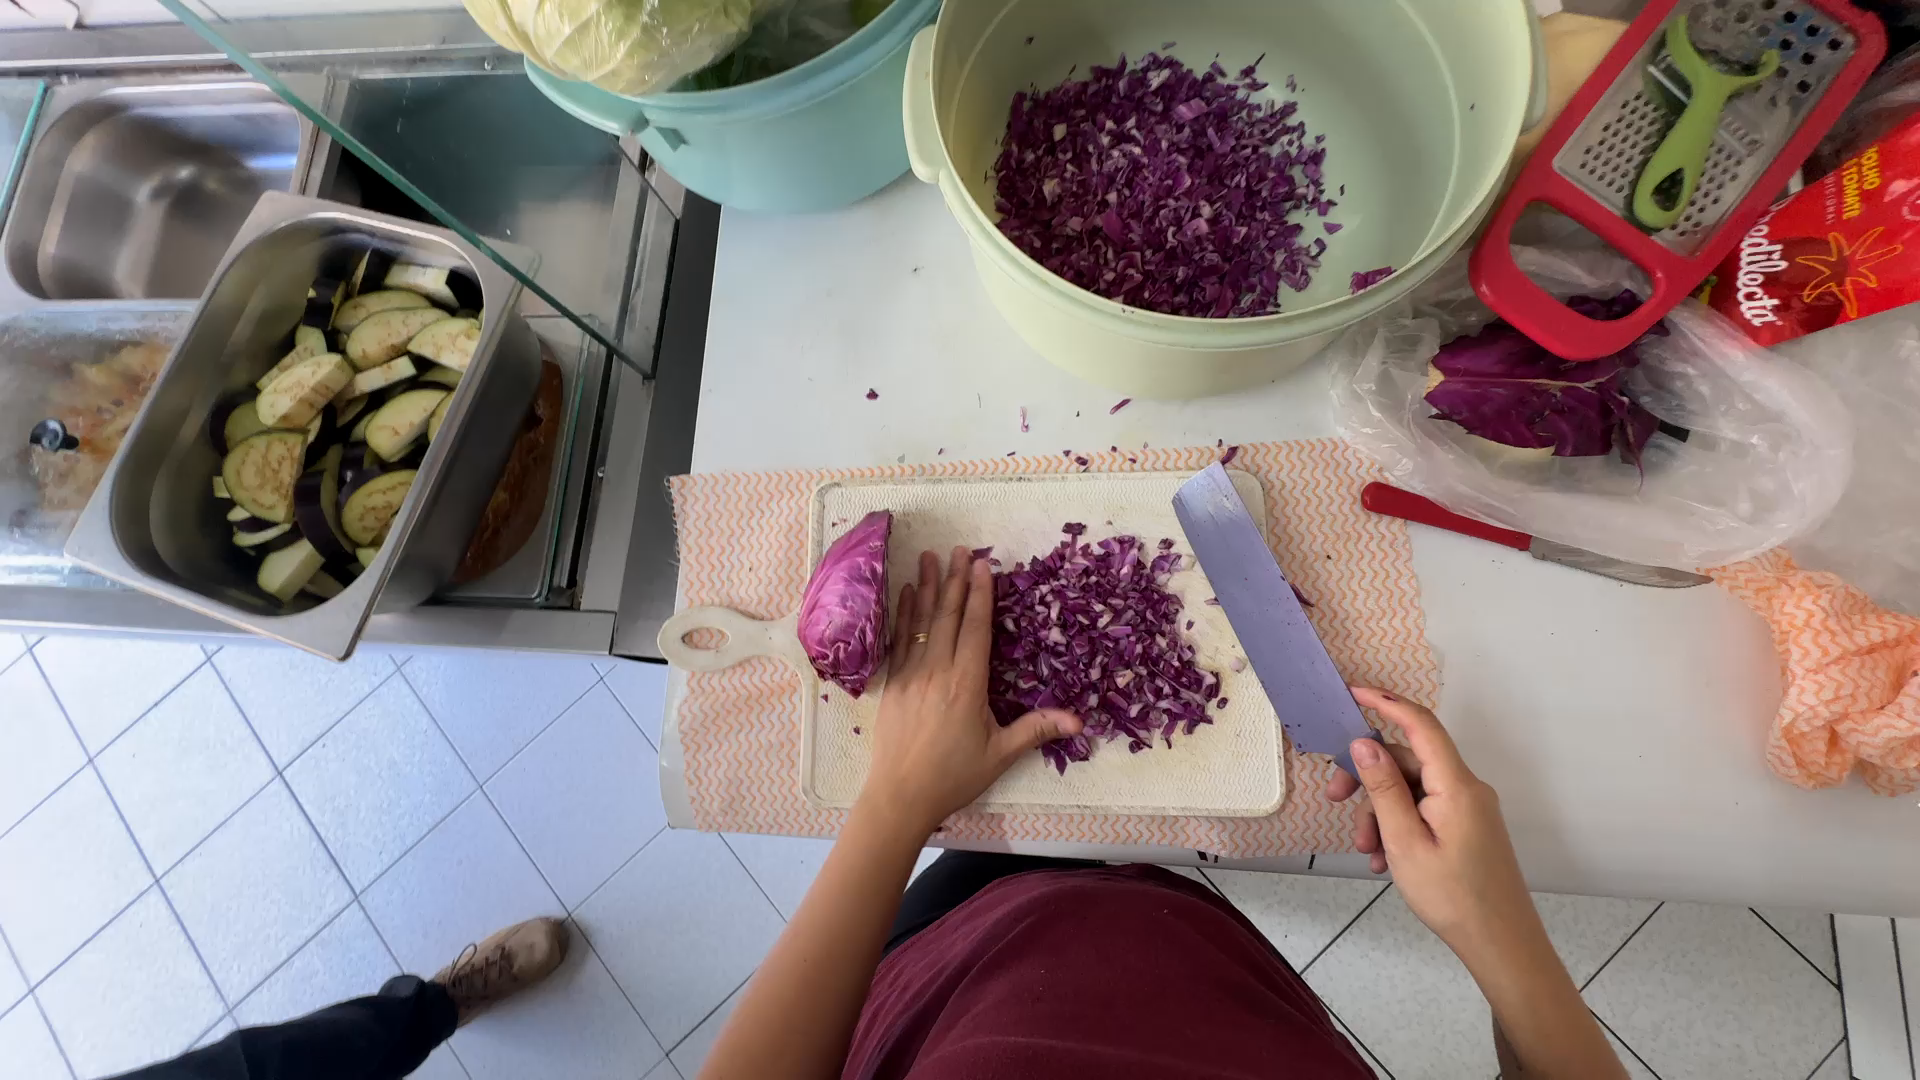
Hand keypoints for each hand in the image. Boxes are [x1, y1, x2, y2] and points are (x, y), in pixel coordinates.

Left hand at [857, 547, 1083, 836]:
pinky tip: (905, 593)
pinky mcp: (893, 683)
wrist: (899, 796)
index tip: (982, 565)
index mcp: (967, 684)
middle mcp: (937, 671)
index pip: (976, 629)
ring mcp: (911, 674)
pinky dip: (903, 613)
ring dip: (926, 586)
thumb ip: (1036, 730)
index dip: (980, 595)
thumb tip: (1079, 721)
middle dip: (954, 579)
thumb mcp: (1000, 755)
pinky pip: (899, 639)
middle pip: (947, 616)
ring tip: (928, 556)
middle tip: (959, 548)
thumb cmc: (953, 776)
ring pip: (920, 621)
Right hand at [1325, 688, 1536, 953]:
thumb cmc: (1452, 896)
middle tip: (1334, 800)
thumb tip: (1364, 740)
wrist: (1503, 949)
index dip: (1385, 702)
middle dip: (1366, 778)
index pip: (1420, 725)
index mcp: (1456, 786)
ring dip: (1378, 812)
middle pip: (1405, 761)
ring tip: (1366, 850)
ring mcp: (1467, 808)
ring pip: (1409, 788)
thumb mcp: (1404, 841)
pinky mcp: (1466, 826)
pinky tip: (1383, 857)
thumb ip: (1383, 787)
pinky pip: (1421, 808)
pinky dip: (1396, 825)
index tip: (1351, 691)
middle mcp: (1465, 788)